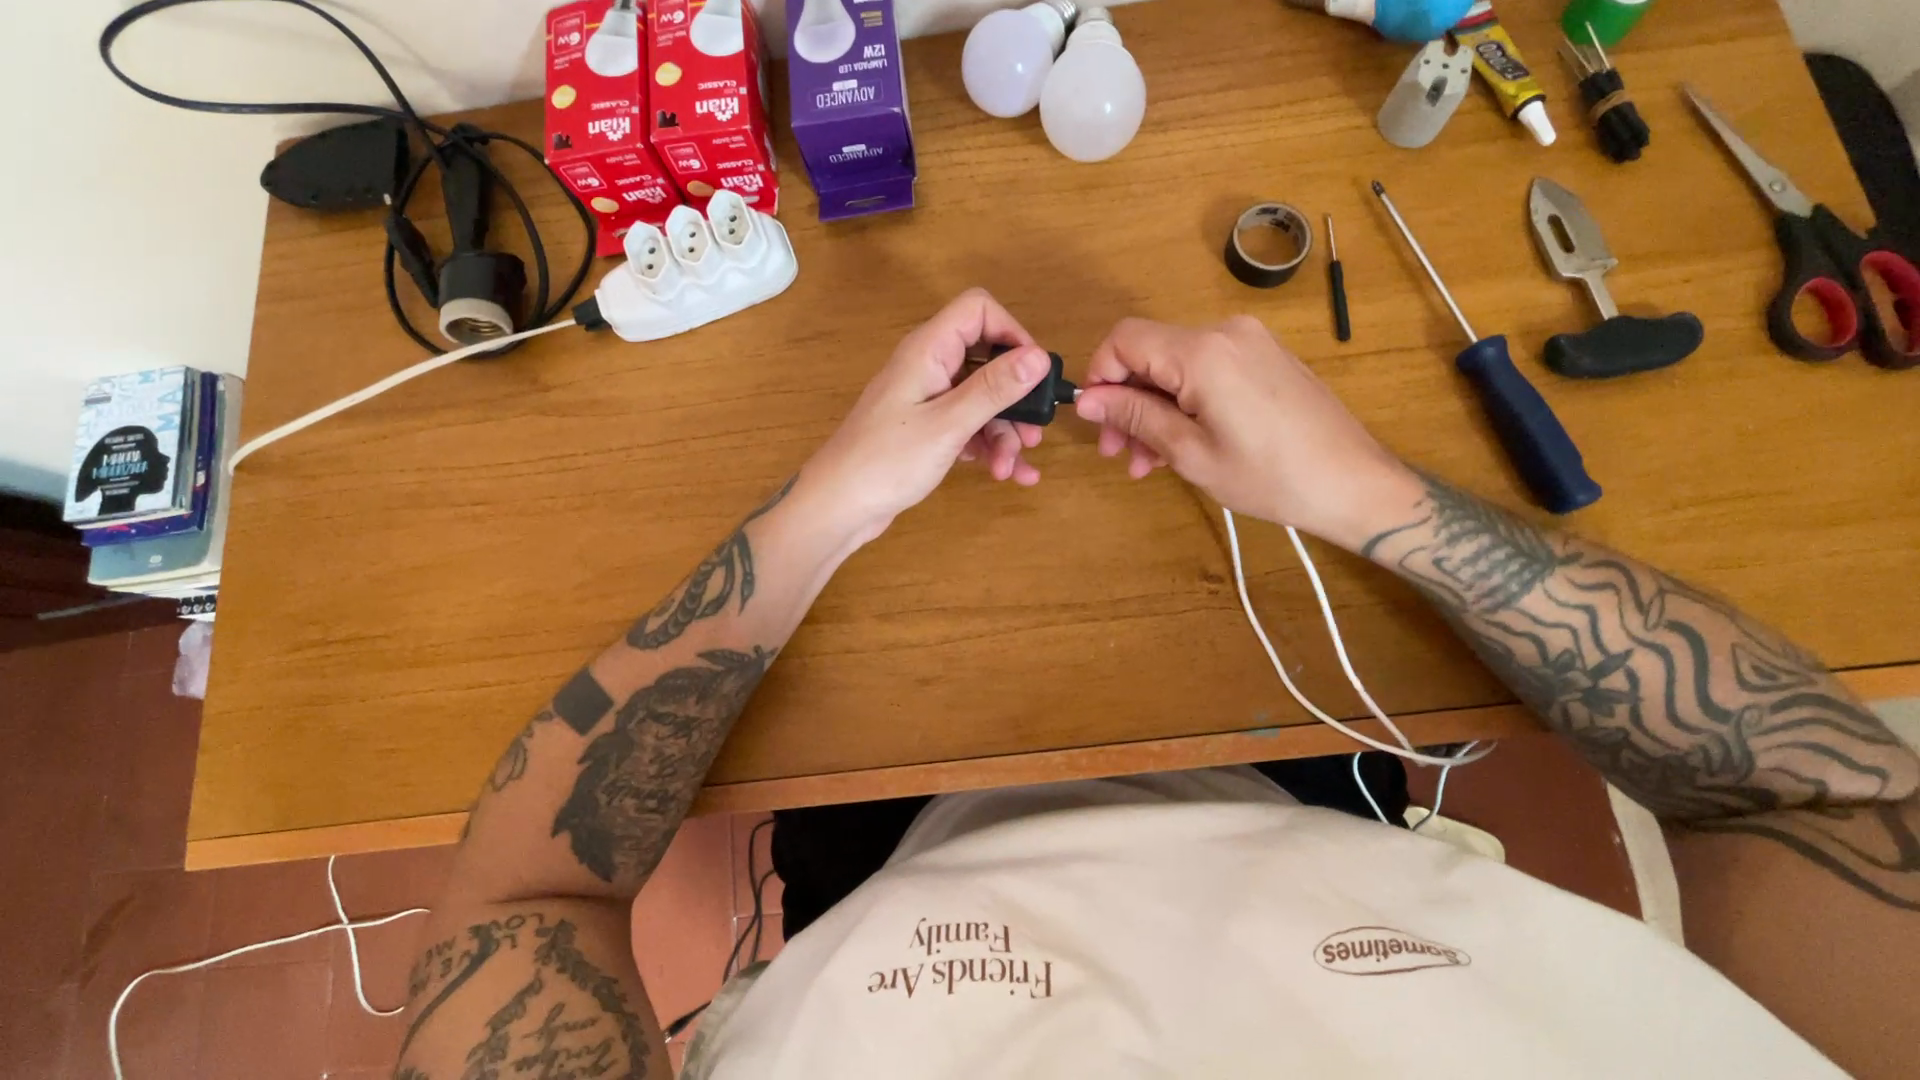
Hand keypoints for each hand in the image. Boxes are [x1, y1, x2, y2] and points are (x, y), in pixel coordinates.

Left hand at [804, 289, 1052, 544]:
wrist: (839, 506)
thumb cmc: (887, 460)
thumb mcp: (948, 424)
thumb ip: (994, 389)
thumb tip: (1039, 357)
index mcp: (928, 351)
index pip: (978, 310)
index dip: (1012, 333)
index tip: (1034, 373)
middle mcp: (928, 367)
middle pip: (986, 361)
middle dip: (1014, 398)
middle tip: (1033, 434)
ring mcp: (926, 399)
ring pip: (980, 401)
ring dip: (1003, 433)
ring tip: (1010, 469)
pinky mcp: (925, 430)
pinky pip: (967, 427)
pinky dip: (987, 447)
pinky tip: (1007, 474)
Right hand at [1073, 315, 1418, 549]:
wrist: (1353, 482)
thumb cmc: (1270, 476)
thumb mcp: (1190, 453)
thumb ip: (1135, 417)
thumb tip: (1085, 399)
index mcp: (1203, 352)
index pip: (1125, 339)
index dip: (1099, 375)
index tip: (1096, 421)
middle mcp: (1225, 332)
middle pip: (1150, 354)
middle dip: (1126, 402)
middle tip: (1119, 455)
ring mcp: (1249, 342)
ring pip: (1176, 366)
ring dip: (1154, 409)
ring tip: (1150, 463)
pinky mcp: (1265, 357)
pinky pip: (1206, 371)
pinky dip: (1184, 402)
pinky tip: (1182, 445)